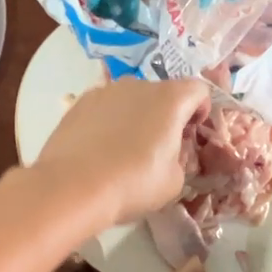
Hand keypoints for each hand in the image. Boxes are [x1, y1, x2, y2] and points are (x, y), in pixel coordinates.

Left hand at [31, 77, 207, 228]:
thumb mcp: (174, 180)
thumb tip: (169, 151)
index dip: (200, 111)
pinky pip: (103, 108)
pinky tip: (99, 149)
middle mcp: (137, 85)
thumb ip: (180, 157)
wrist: (72, 186)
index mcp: (170, 98)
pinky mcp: (78, 104)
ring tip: (124, 149)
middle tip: (158, 147)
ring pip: (130, 99)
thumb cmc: (132, 183)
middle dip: (166, 115)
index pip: (198, 90)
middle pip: (161, 93)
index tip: (190, 135)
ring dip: (135, 116)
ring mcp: (104, 91)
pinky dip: (107, 122)